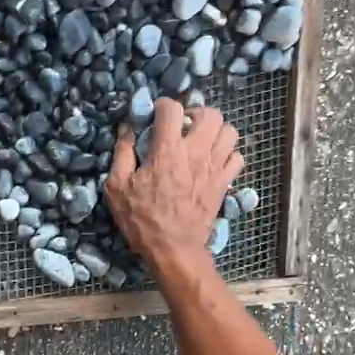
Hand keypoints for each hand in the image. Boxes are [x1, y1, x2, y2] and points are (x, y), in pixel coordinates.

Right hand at [105, 97, 242, 276]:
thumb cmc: (142, 220)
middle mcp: (196, 152)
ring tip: (201, 140)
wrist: (173, 249)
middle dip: (196, 113)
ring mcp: (215, 167)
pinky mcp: (225, 182)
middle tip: (184, 125)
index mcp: (167, 150)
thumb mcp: (117, 188)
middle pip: (210, 114)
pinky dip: (227, 153)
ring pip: (229, 131)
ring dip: (216, 130)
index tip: (156, 114)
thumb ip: (122, 154)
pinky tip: (213, 161)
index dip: (163, 105)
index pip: (172, 109)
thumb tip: (127, 130)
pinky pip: (237, 156)